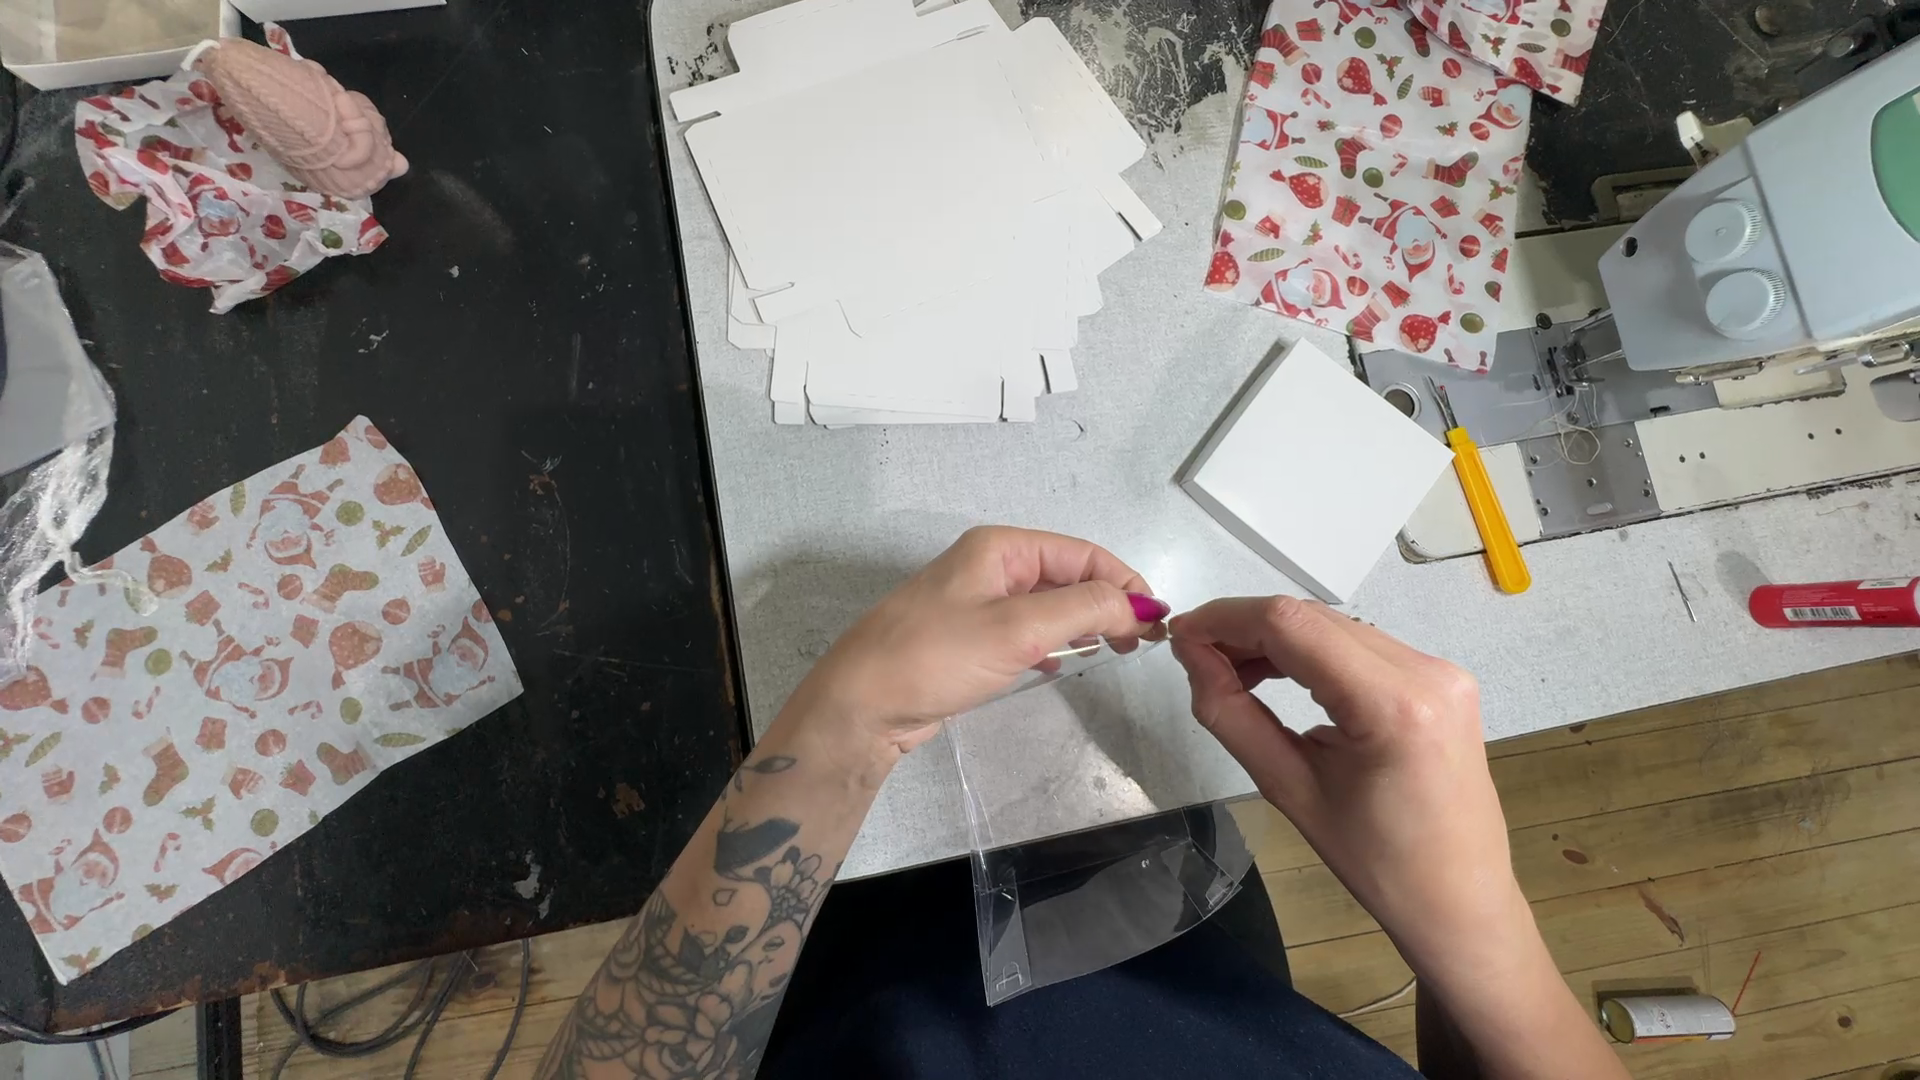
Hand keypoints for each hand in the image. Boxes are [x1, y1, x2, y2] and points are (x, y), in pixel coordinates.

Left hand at [787, 526, 1168, 757]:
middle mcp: (990, 566)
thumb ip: (1084, 609)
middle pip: (1066, 576)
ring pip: (1047, 604)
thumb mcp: (1017, 627)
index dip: (1125, 581)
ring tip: (1112, 652)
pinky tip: (1059, 664)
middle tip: (1139, 644)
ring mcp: (977, 602)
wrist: (862, 704)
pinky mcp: (968, 637)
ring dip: (1082, 624)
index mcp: (1000, 548)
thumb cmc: (937, 655)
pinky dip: (1049, 643)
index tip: (1158, 621)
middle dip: (1107, 604)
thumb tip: (1140, 603)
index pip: (1082, 553)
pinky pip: (1024, 630)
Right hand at [1168, 597, 1519, 973]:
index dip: (1224, 619)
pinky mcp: (1436, 675)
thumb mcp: (1285, 787)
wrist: (1461, 902)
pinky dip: (1303, 649)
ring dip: (1269, 637)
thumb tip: (1189, 652)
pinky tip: (1274, 674)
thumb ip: (1228, 710)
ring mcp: (1438, 668)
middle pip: (1307, 616)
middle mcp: (1425, 671)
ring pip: (1327, 623)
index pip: (1290, 625)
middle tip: (1195, 658)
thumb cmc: (1374, 862)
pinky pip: (1351, 641)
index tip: (1179, 636)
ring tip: (1229, 671)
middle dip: (1241, 627)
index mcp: (1393, 705)